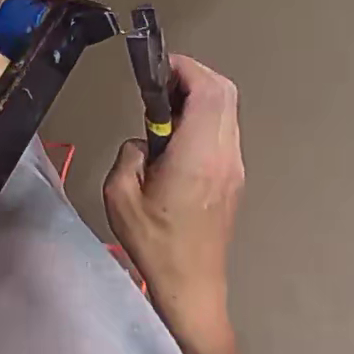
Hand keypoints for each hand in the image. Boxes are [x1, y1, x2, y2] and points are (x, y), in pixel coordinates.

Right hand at [102, 55, 243, 346]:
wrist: (191, 285)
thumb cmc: (154, 242)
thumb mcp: (119, 193)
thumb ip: (130, 152)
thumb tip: (146, 140)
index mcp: (197, 156)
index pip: (208, 91)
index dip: (184, 68)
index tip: (156, 68)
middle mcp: (224, 155)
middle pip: (225, 93)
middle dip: (193, 75)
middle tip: (158, 84)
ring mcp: (235, 166)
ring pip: (228, 110)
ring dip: (199, 96)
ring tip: (163, 111)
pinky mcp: (234, 177)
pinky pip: (224, 130)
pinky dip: (204, 117)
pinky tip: (176, 137)